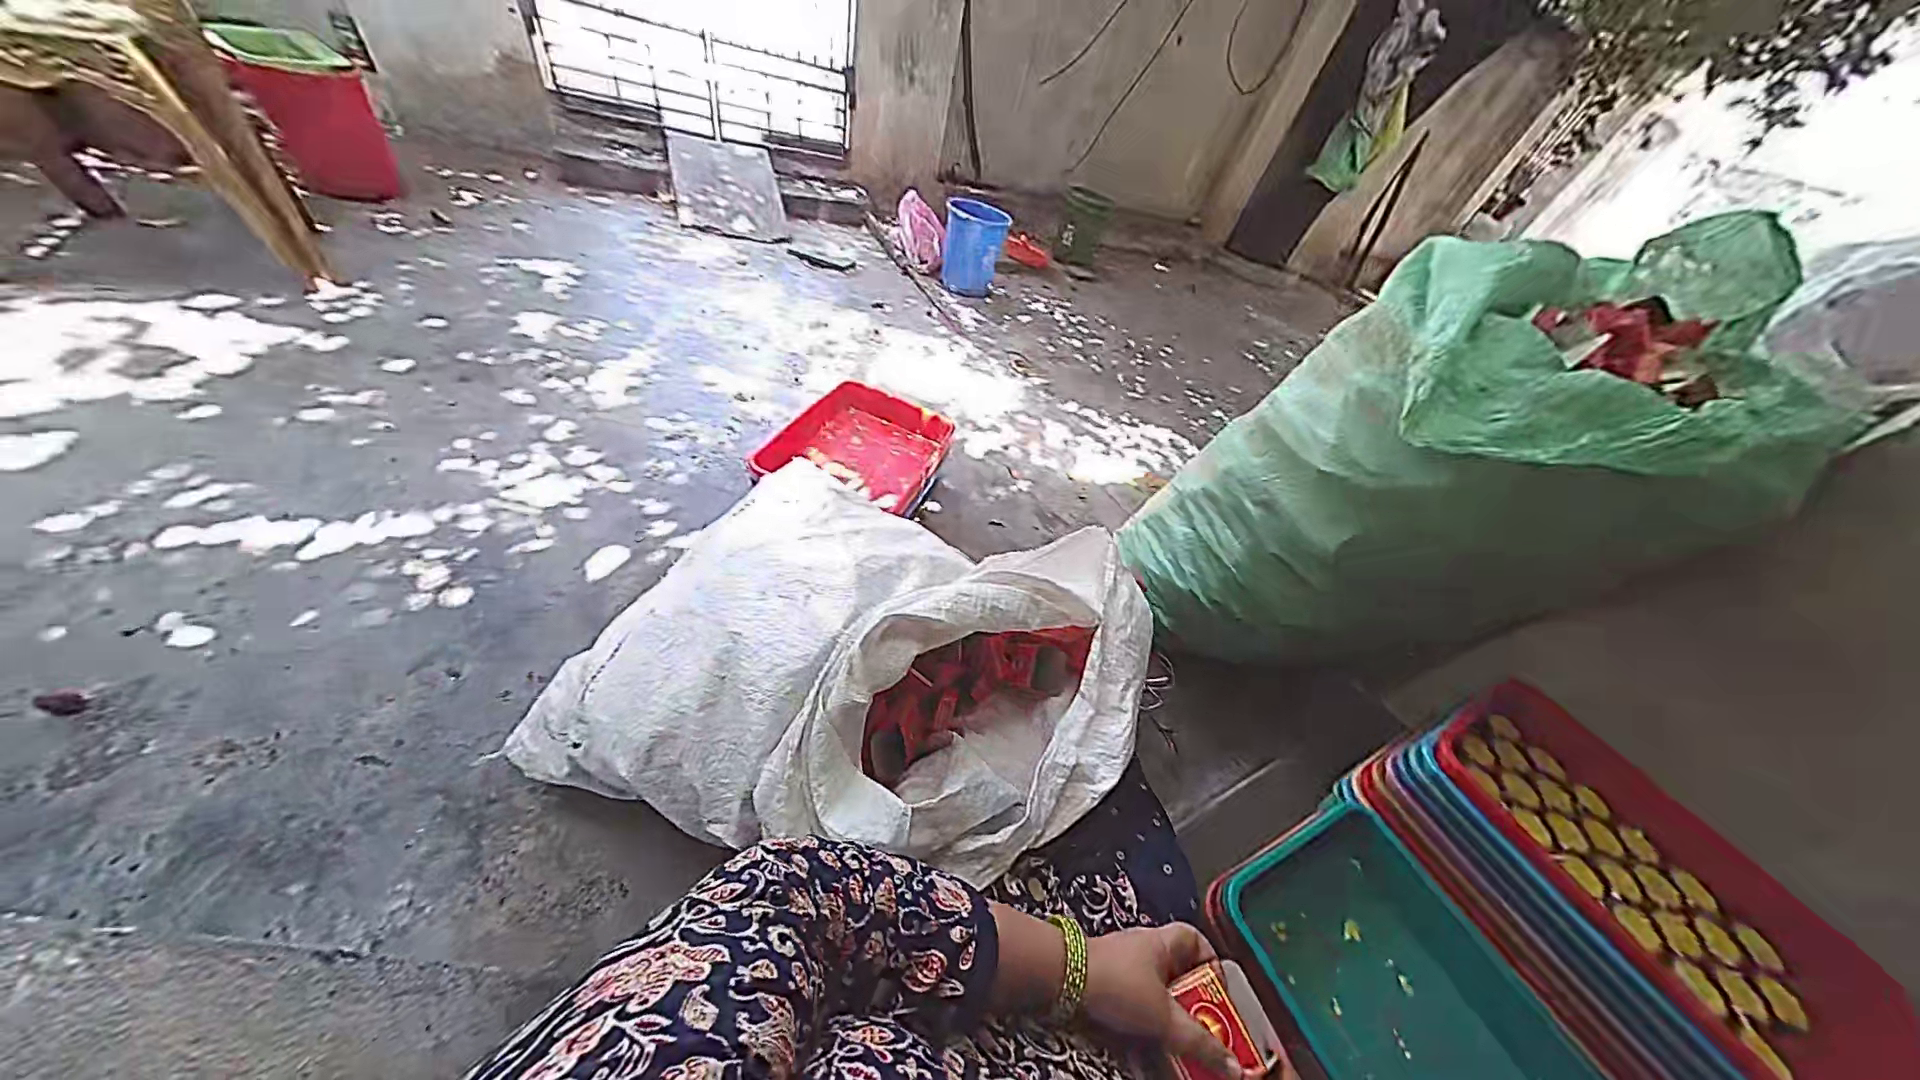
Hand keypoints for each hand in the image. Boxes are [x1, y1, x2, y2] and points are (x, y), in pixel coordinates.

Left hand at [1082, 923, 1242, 1078]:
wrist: (1063, 980)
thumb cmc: (1117, 983)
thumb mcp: (1164, 1016)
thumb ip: (1200, 1042)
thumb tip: (1236, 1067)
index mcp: (1162, 944)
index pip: (1196, 940)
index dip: (1213, 963)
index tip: (1223, 995)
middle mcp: (1145, 952)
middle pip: (1181, 976)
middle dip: (1196, 1007)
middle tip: (1211, 1036)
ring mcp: (1126, 970)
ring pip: (1160, 998)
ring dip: (1174, 1025)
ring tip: (1186, 1055)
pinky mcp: (1110, 989)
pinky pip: (1139, 1010)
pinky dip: (1150, 1031)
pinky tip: (1154, 1056)